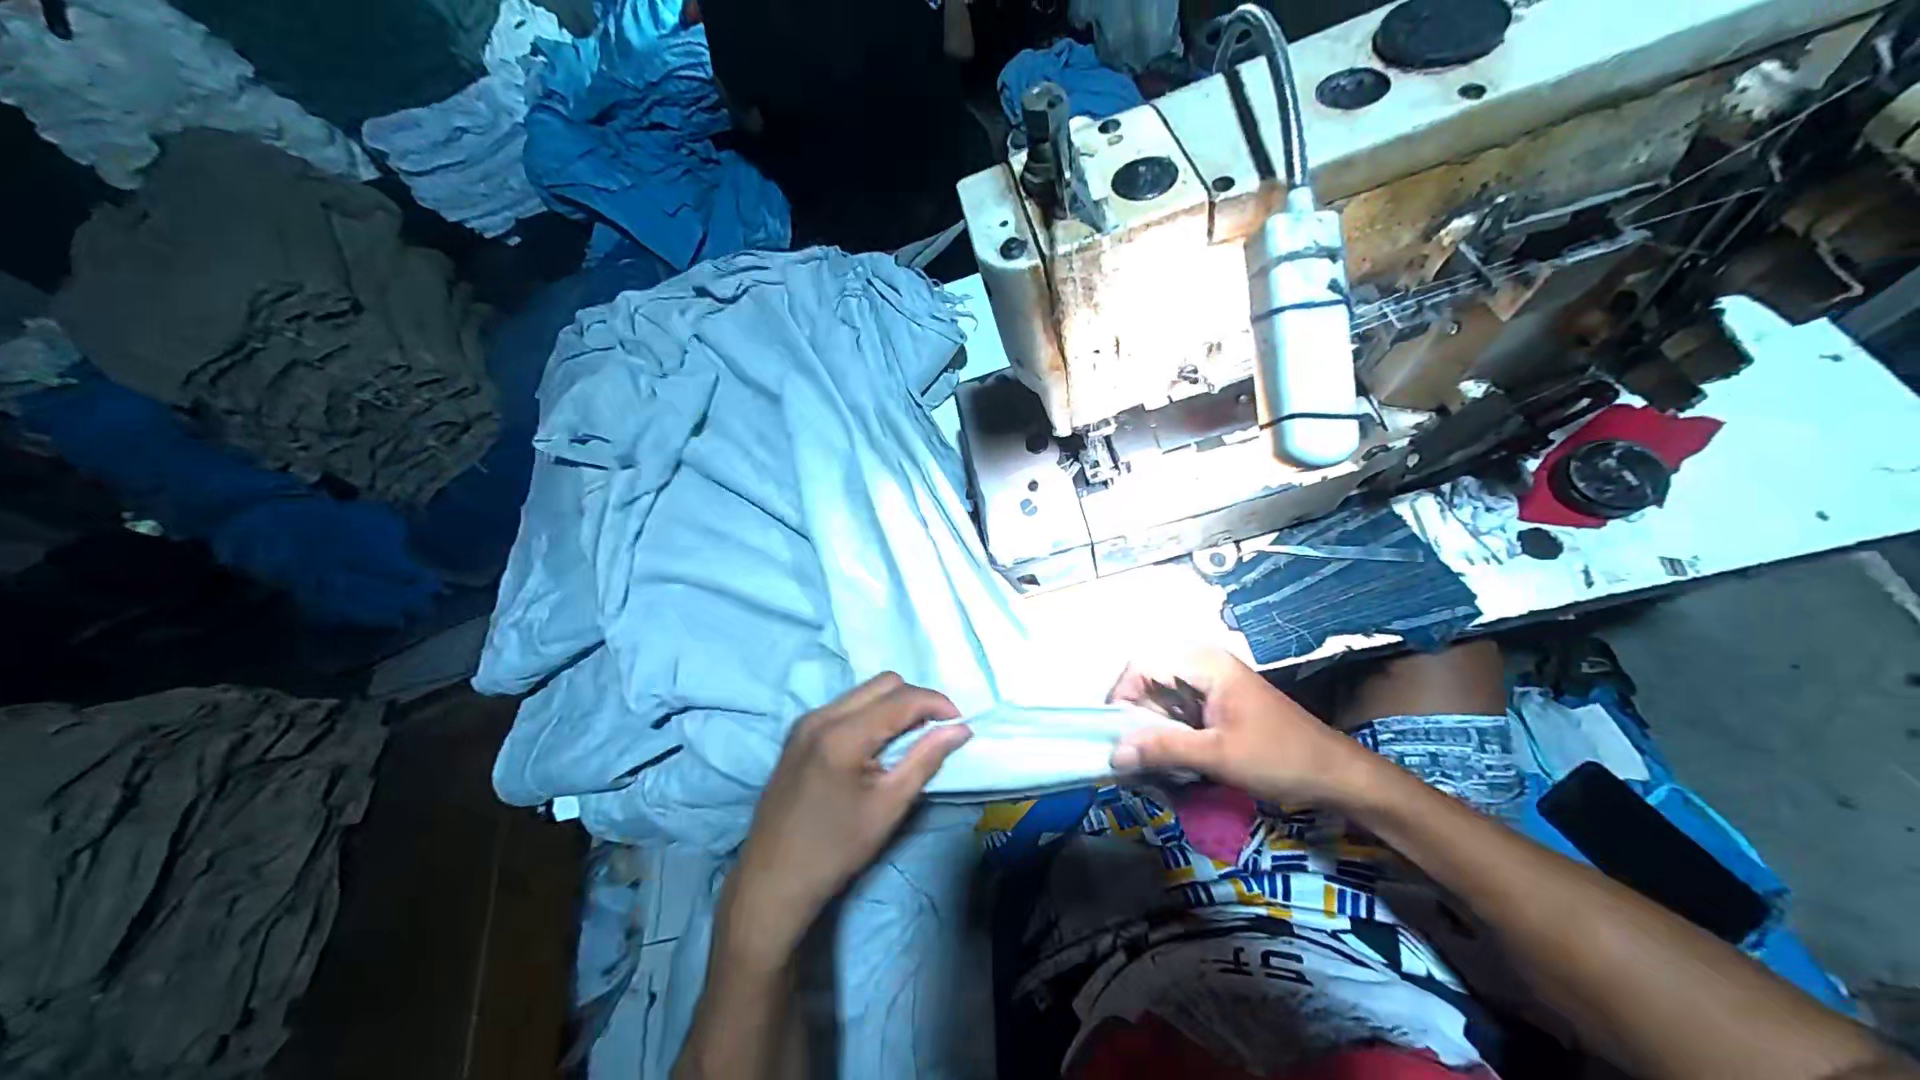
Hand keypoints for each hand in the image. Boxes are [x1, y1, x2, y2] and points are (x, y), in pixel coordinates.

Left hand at [719, 673, 972, 967]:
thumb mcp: (889, 806)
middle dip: (916, 700)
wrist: (773, 878)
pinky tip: (878, 746)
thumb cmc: (836, 849)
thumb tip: (959, 729)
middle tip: (936, 732)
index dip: (937, 704)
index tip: (960, 724)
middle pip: (883, 683)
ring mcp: (806, 722)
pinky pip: (846, 705)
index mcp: (842, 734)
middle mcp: (821, 716)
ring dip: (893, 706)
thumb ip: (925, 759)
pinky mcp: (799, 733)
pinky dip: (871, 714)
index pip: (901, 698)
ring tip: (910, 740)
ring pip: (864, 691)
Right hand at [1107, 648, 1383, 806]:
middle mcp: (1205, 665)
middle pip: (1149, 679)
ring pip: (1162, 697)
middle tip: (1132, 752)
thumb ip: (1164, 749)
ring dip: (1151, 727)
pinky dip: (1168, 732)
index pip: (1143, 664)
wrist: (1336, 775)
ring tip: (1150, 760)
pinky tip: (1171, 758)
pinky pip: (1178, 710)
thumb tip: (1114, 753)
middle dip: (1136, 715)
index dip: (1122, 695)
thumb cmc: (1280, 757)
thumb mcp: (1218, 755)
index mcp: (1206, 664)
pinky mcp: (1217, 704)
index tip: (1115, 733)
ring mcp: (1212, 684)